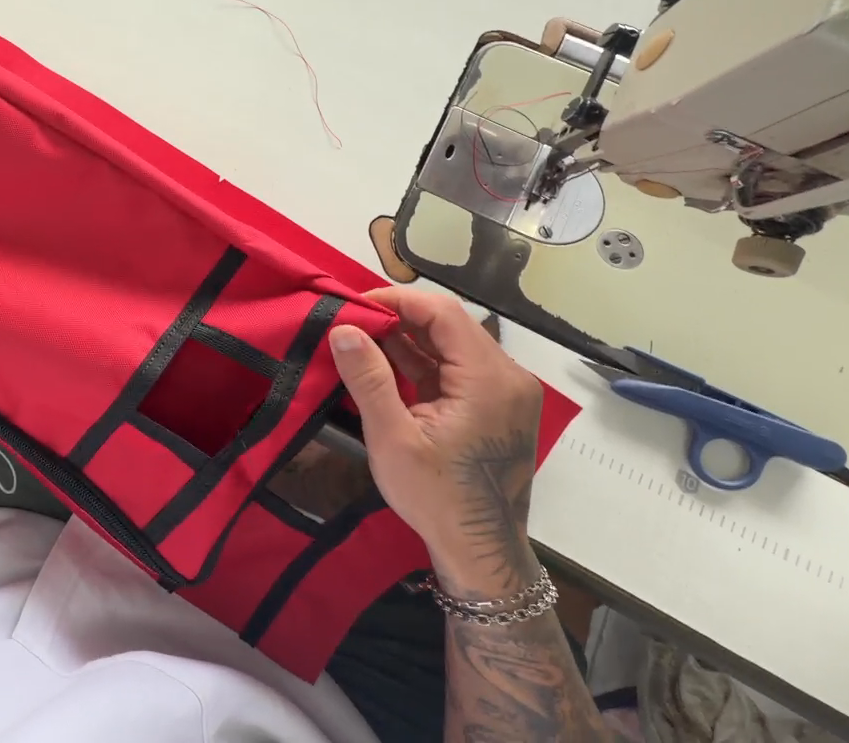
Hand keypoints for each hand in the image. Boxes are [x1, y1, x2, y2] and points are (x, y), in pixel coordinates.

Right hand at [327, 287, 543, 598]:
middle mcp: (505, 377)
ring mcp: (501, 391)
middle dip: (394, 317)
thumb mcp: (393, 437)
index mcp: (489, 379)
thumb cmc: (437, 495)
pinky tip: (379, 364)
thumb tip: (342, 329)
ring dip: (402, 339)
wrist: (478, 548)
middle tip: (346, 323)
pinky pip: (451, 367)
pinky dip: (416, 361)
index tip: (350, 308)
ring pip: (447, 344)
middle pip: (447, 324)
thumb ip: (369, 378)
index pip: (442, 312)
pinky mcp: (491, 405)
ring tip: (355, 340)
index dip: (395, 300)